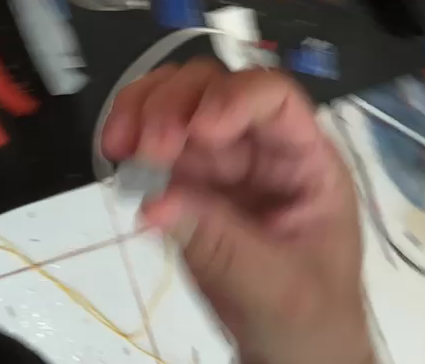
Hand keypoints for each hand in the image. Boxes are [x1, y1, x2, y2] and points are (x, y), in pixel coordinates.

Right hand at [101, 62, 371, 363]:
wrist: (286, 361)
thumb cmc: (309, 325)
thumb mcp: (279, 290)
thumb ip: (221, 244)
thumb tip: (156, 203)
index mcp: (303, 161)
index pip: (273, 98)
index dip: (234, 99)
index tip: (199, 130)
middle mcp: (257, 145)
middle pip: (210, 87)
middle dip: (172, 105)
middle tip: (147, 147)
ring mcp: (215, 156)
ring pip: (171, 97)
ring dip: (139, 109)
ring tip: (119, 146)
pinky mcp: (180, 173)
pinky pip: (147, 131)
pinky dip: (125, 131)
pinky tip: (115, 155)